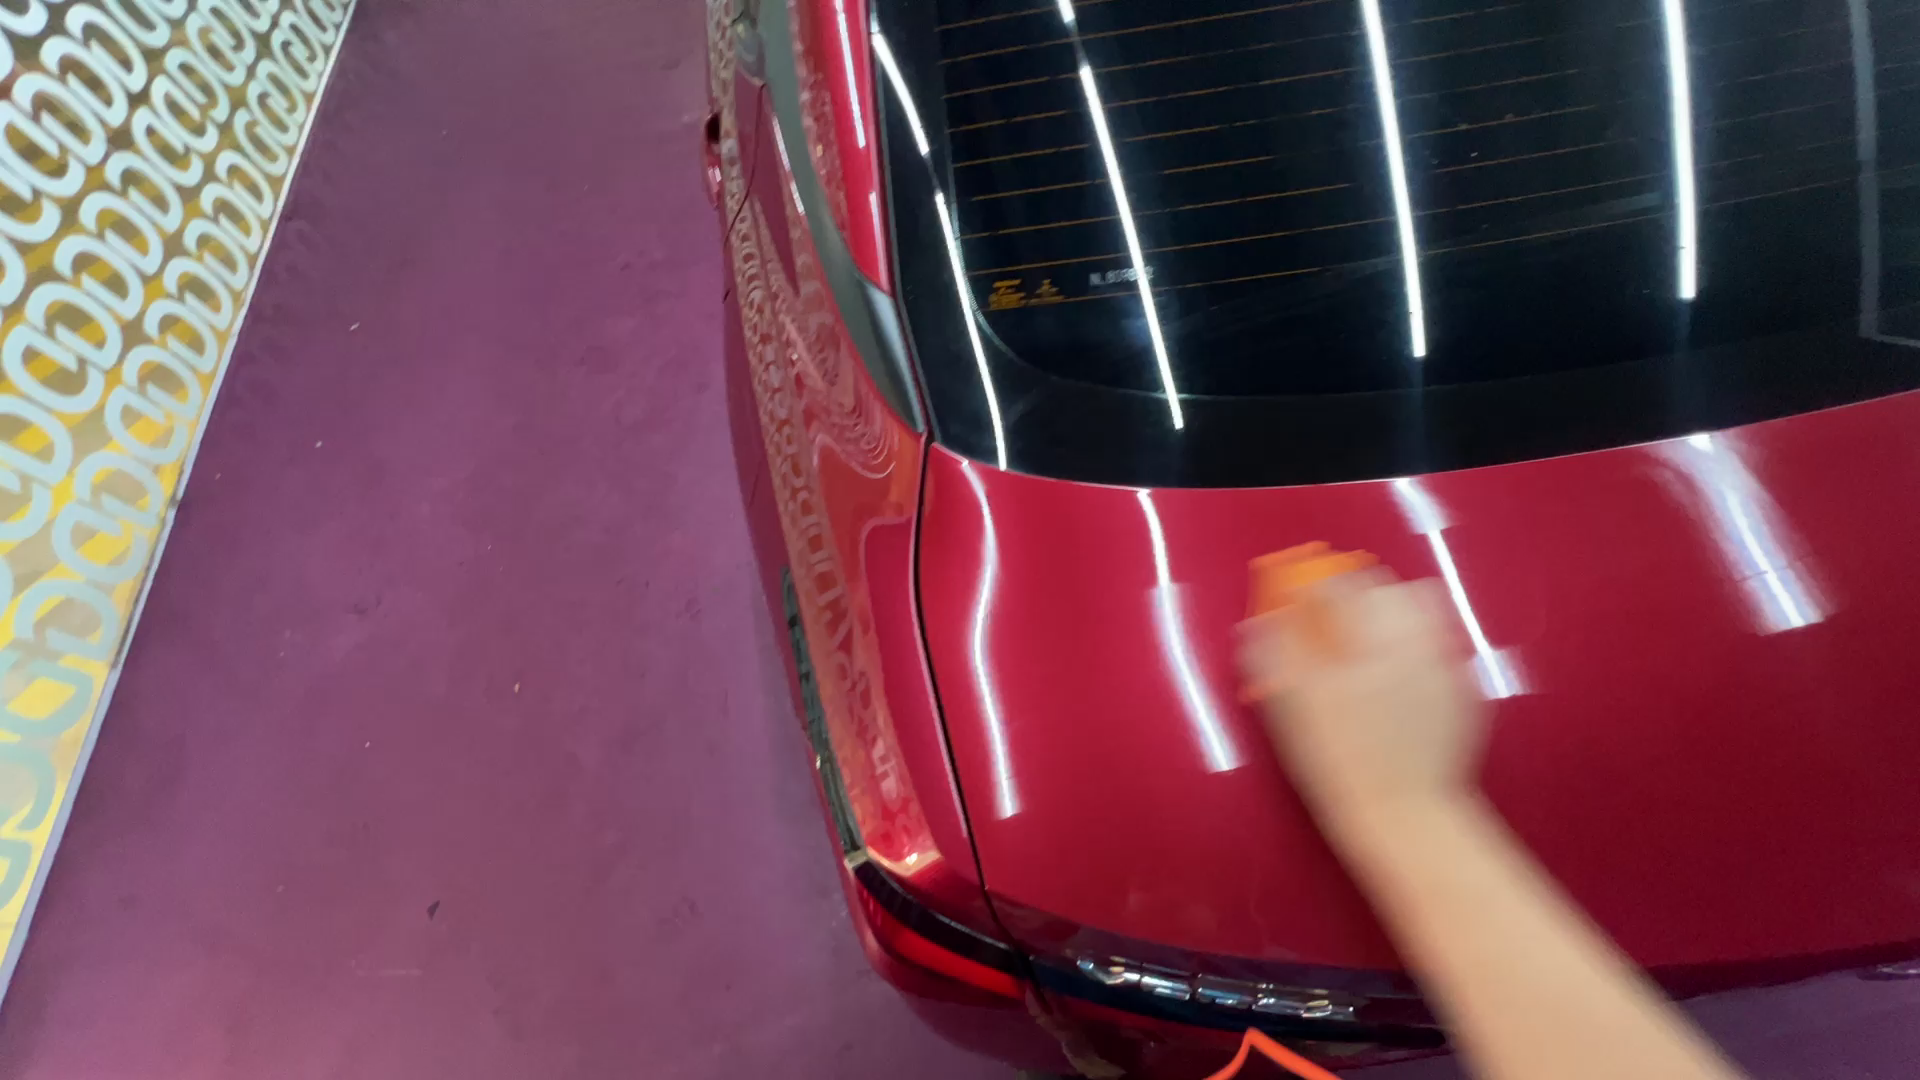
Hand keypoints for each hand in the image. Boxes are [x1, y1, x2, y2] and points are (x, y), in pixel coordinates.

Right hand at [1238, 570, 1486, 834]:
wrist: (1403, 814)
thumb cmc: (1337, 764)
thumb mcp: (1290, 709)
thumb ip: (1272, 655)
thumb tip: (1259, 620)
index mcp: (1363, 644)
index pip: (1333, 585)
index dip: (1307, 584)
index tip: (1294, 595)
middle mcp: (1409, 643)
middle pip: (1381, 584)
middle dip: (1351, 591)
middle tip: (1328, 616)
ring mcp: (1443, 662)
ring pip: (1418, 602)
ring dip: (1386, 607)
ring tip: (1365, 634)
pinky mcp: (1462, 685)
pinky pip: (1438, 637)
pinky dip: (1413, 638)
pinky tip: (1394, 668)